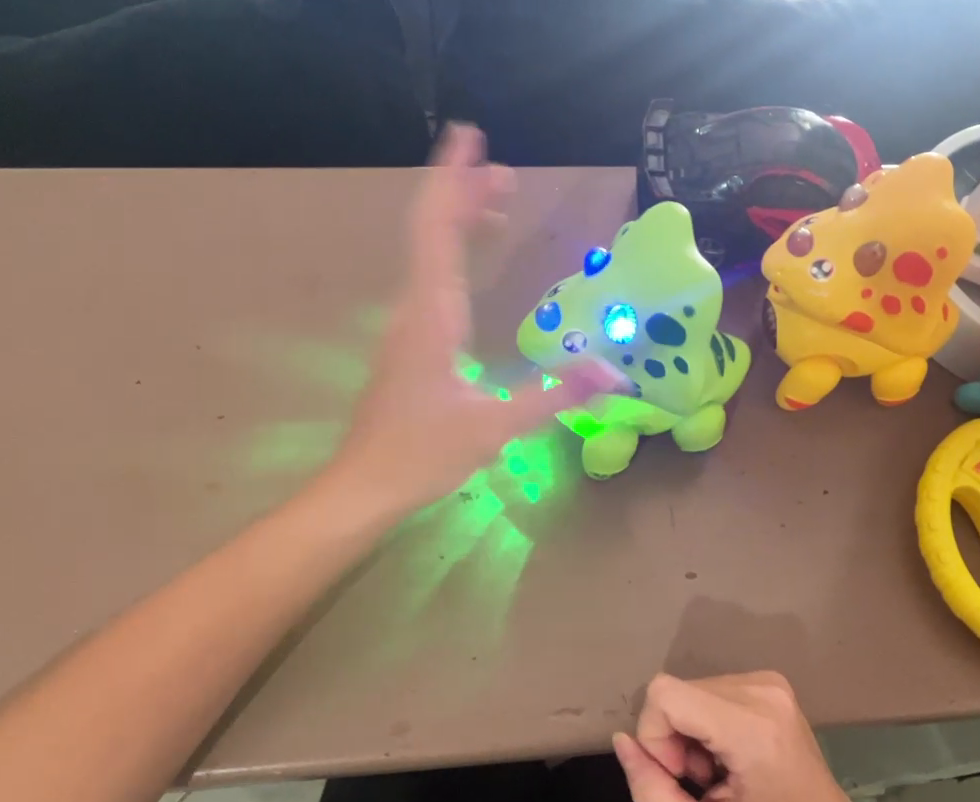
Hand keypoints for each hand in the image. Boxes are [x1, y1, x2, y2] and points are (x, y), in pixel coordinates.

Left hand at [327, 123, 620, 513]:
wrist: (364, 485)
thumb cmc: (422, 454)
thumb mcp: (495, 427)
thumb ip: (554, 394)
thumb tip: (614, 374)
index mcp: (431, 316)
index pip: (436, 229)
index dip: (454, 180)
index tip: (470, 137)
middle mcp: (412, 310)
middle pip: (430, 230)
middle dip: (464, 193)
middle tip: (507, 175)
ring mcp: (404, 326)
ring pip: (426, 254)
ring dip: (458, 221)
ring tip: (498, 204)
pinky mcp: (406, 346)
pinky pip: (428, 280)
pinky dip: (453, 254)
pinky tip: (472, 266)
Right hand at [611, 672, 890, 801]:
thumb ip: (649, 792)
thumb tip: (621, 741)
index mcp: (751, 729)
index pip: (664, 695)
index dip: (654, 736)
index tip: (681, 776)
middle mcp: (761, 692)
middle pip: (671, 691)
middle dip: (670, 738)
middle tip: (701, 779)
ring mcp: (769, 682)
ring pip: (686, 691)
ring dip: (687, 732)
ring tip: (718, 770)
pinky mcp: (769, 681)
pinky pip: (706, 690)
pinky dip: (703, 723)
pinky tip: (729, 754)